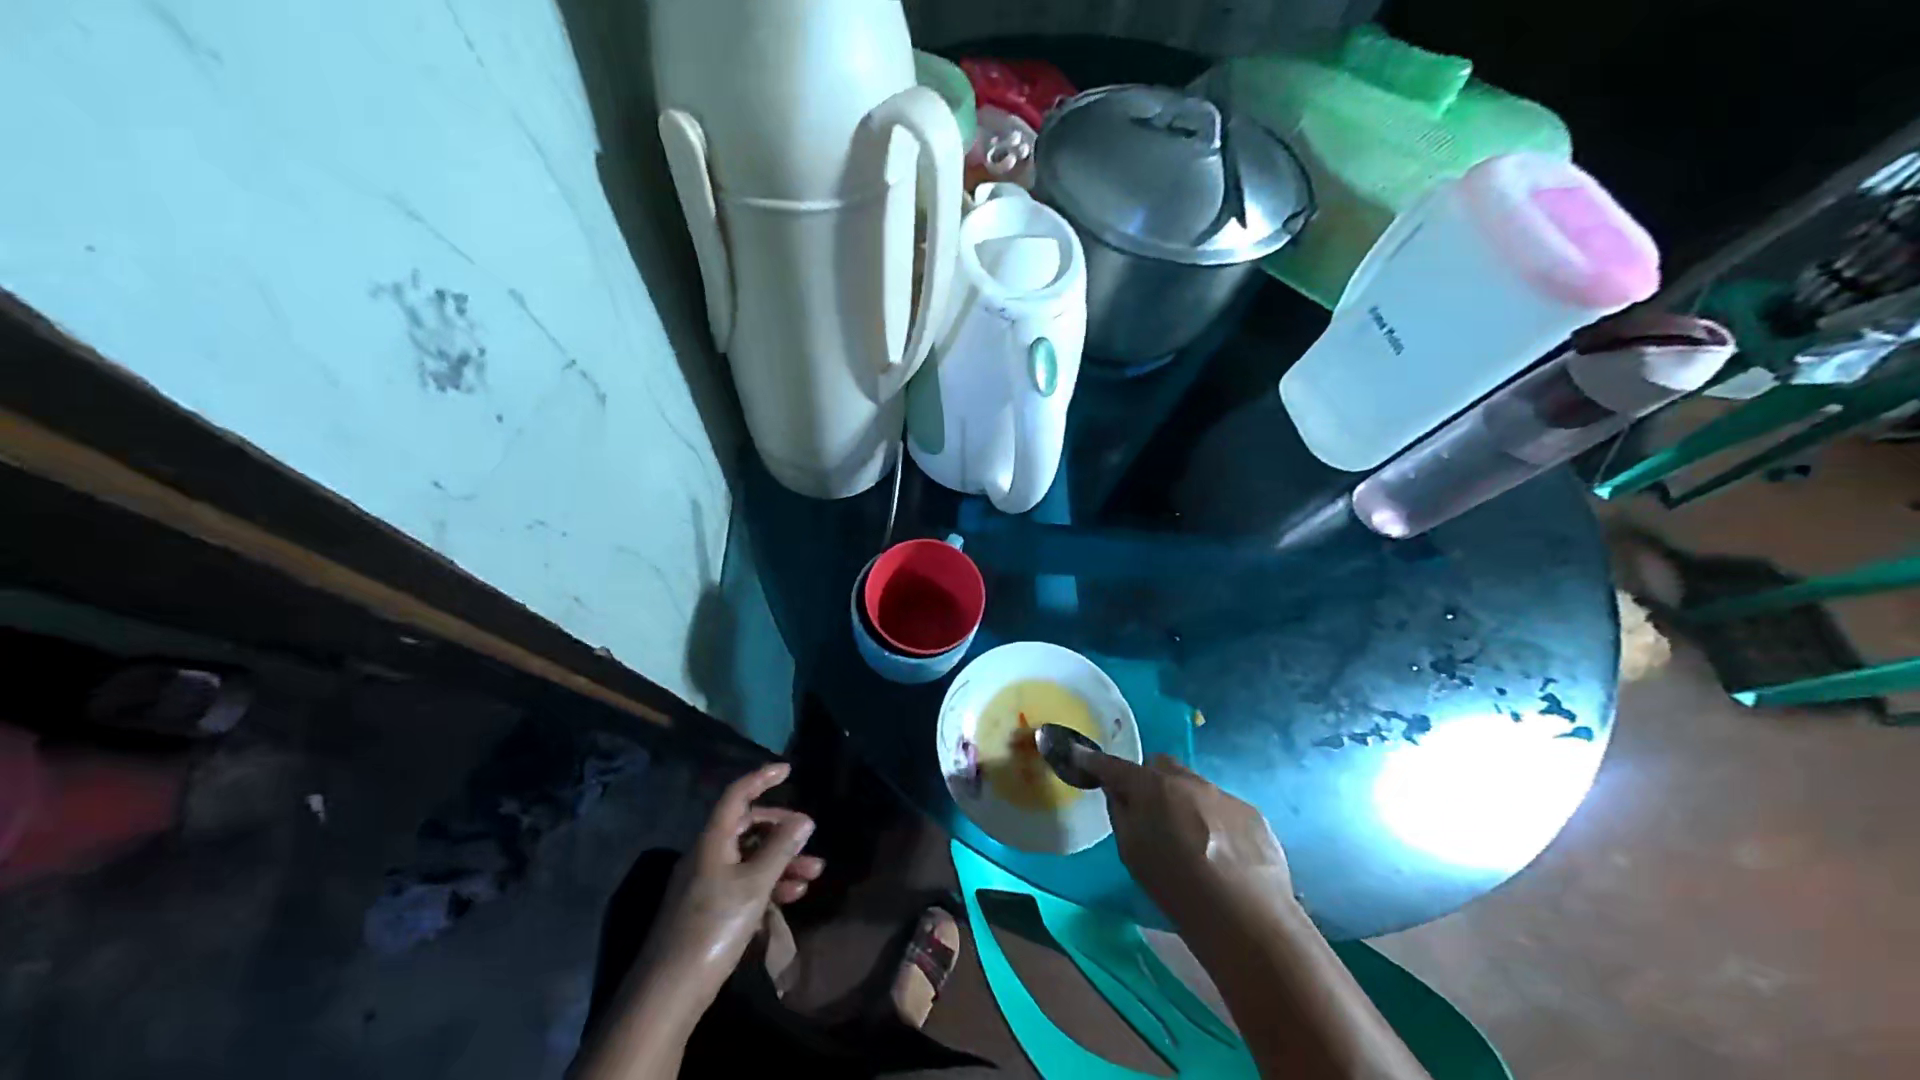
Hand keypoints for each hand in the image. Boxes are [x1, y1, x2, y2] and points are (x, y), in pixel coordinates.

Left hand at [645, 763, 824, 1002]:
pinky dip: (769, 883)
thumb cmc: (713, 926)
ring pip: (750, 857)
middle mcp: (707, 854)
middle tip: (809, 837)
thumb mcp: (755, 884)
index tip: (788, 770)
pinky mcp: (709, 908)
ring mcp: (706, 882)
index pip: (737, 795)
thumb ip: (781, 849)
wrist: (669, 991)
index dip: (762, 778)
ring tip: (814, 874)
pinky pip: (744, 882)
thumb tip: (805, 819)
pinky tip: (792, 896)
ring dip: (782, 861)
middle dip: (782, 830)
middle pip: (747, 826)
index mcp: (712, 840)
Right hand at [1082, 753, 1293, 928]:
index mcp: (1152, 786)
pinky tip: (1223, 857)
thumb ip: (1121, 814)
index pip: (1114, 766)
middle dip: (1150, 781)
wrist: (1247, 919)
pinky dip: (1216, 824)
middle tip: (1149, 812)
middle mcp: (1189, 780)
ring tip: (1192, 844)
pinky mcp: (1253, 814)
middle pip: (1160, 766)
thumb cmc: (1176, 888)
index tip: (1081, 757)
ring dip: (1185, 804)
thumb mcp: (1132, 854)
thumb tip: (1119, 794)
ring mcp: (1224, 794)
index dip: (1094, 762)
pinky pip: (1223, 809)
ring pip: (1194, 788)